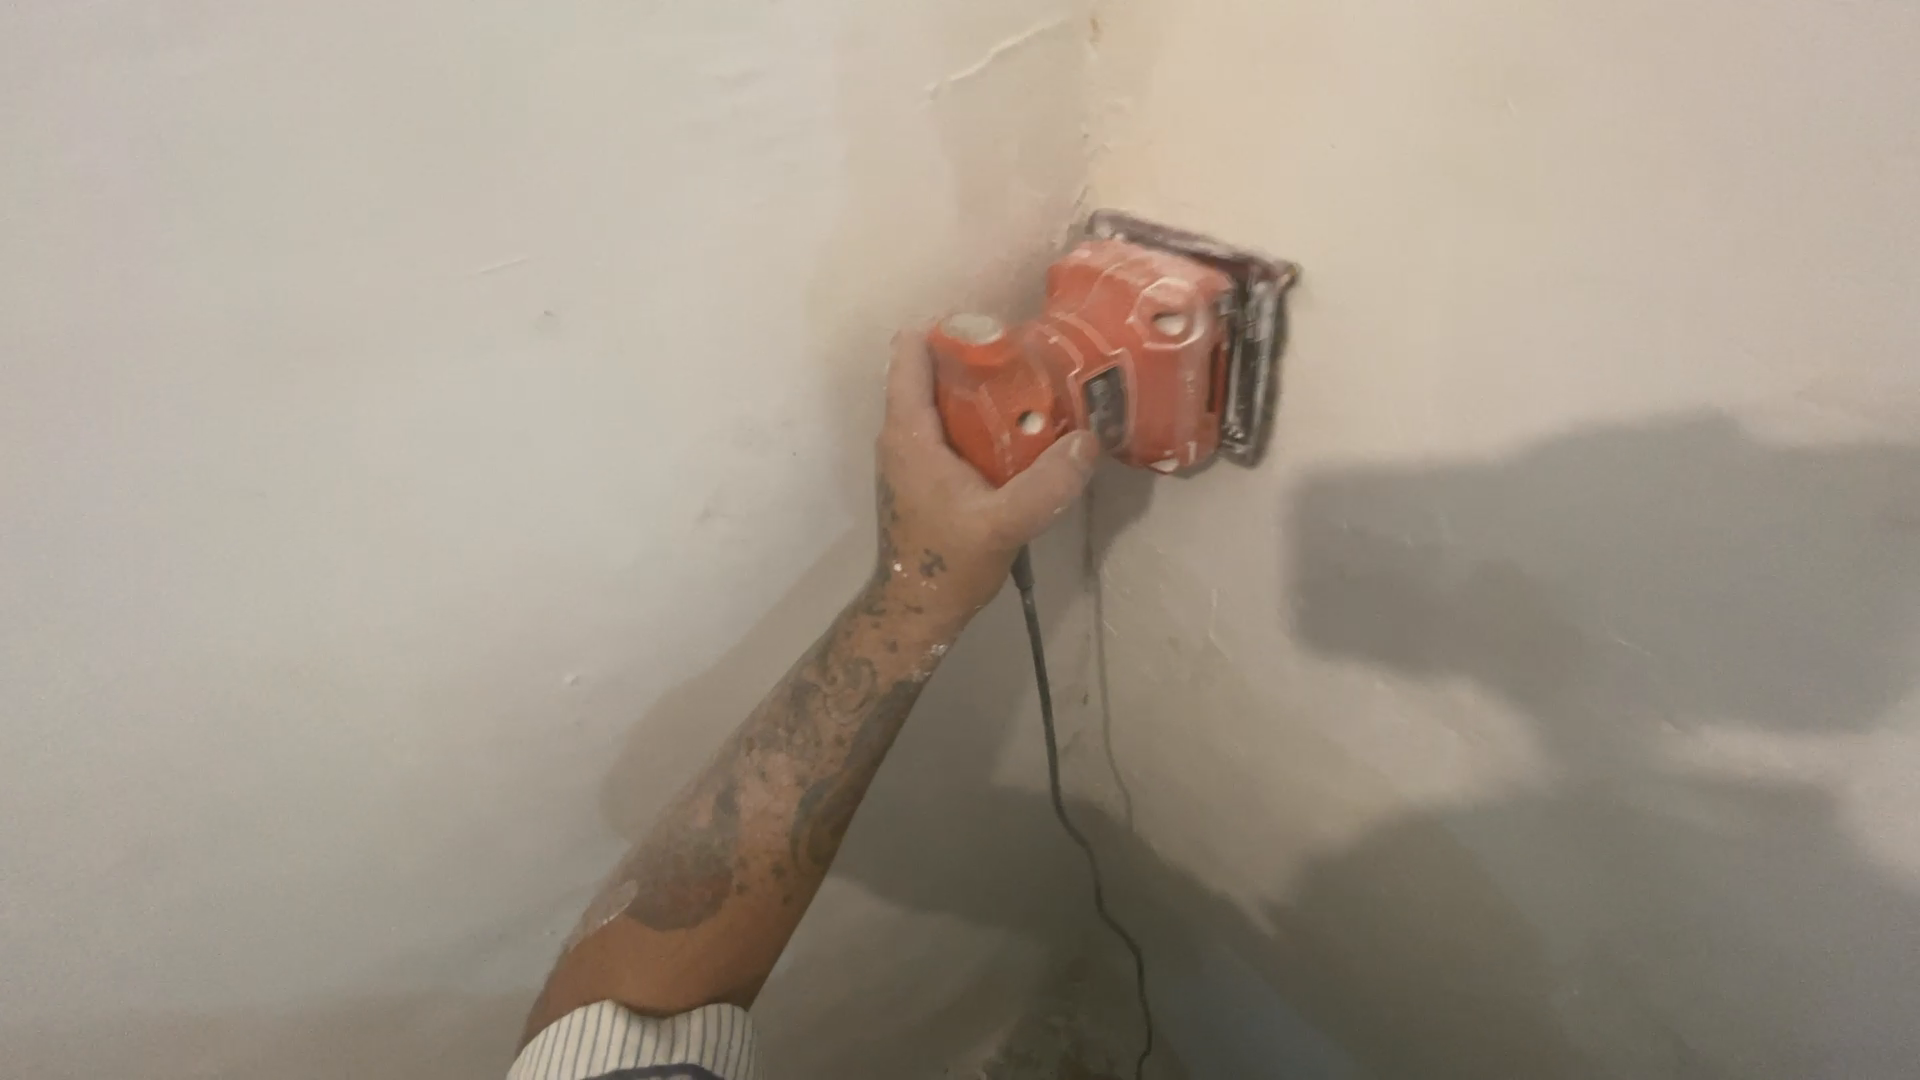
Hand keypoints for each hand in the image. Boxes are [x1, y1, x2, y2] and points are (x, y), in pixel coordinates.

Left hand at [872, 330, 1099, 624]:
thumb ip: (1046, 485)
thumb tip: (1089, 441)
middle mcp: (901, 435)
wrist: (918, 608)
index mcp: (908, 433)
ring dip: (979, 392)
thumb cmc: (947, 563)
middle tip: (1030, 364)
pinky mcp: (922, 474)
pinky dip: (977, 421)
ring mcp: (910, 455)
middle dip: (976, 360)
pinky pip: (948, 428)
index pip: (910, 353)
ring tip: (1031, 394)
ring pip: (940, 401)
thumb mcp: (1003, 525)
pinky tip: (1016, 436)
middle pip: (931, 371)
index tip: (999, 335)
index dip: (950, 333)